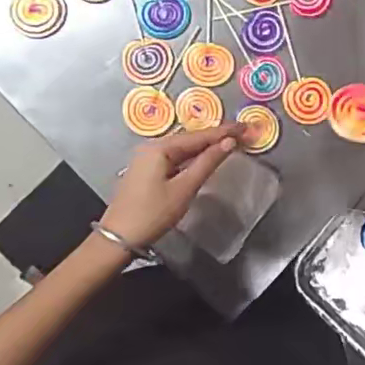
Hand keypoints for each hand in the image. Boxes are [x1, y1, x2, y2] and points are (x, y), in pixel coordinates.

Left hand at [100, 125, 243, 246]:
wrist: (119, 237)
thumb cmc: (153, 213)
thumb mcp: (184, 189)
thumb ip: (207, 163)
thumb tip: (228, 142)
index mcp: (159, 147)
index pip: (198, 136)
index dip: (224, 131)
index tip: (245, 127)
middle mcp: (151, 147)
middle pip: (189, 139)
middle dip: (215, 137)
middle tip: (241, 134)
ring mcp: (147, 158)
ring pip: (181, 149)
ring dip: (204, 147)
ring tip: (228, 144)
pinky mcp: (146, 171)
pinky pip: (174, 158)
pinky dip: (191, 157)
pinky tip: (204, 159)